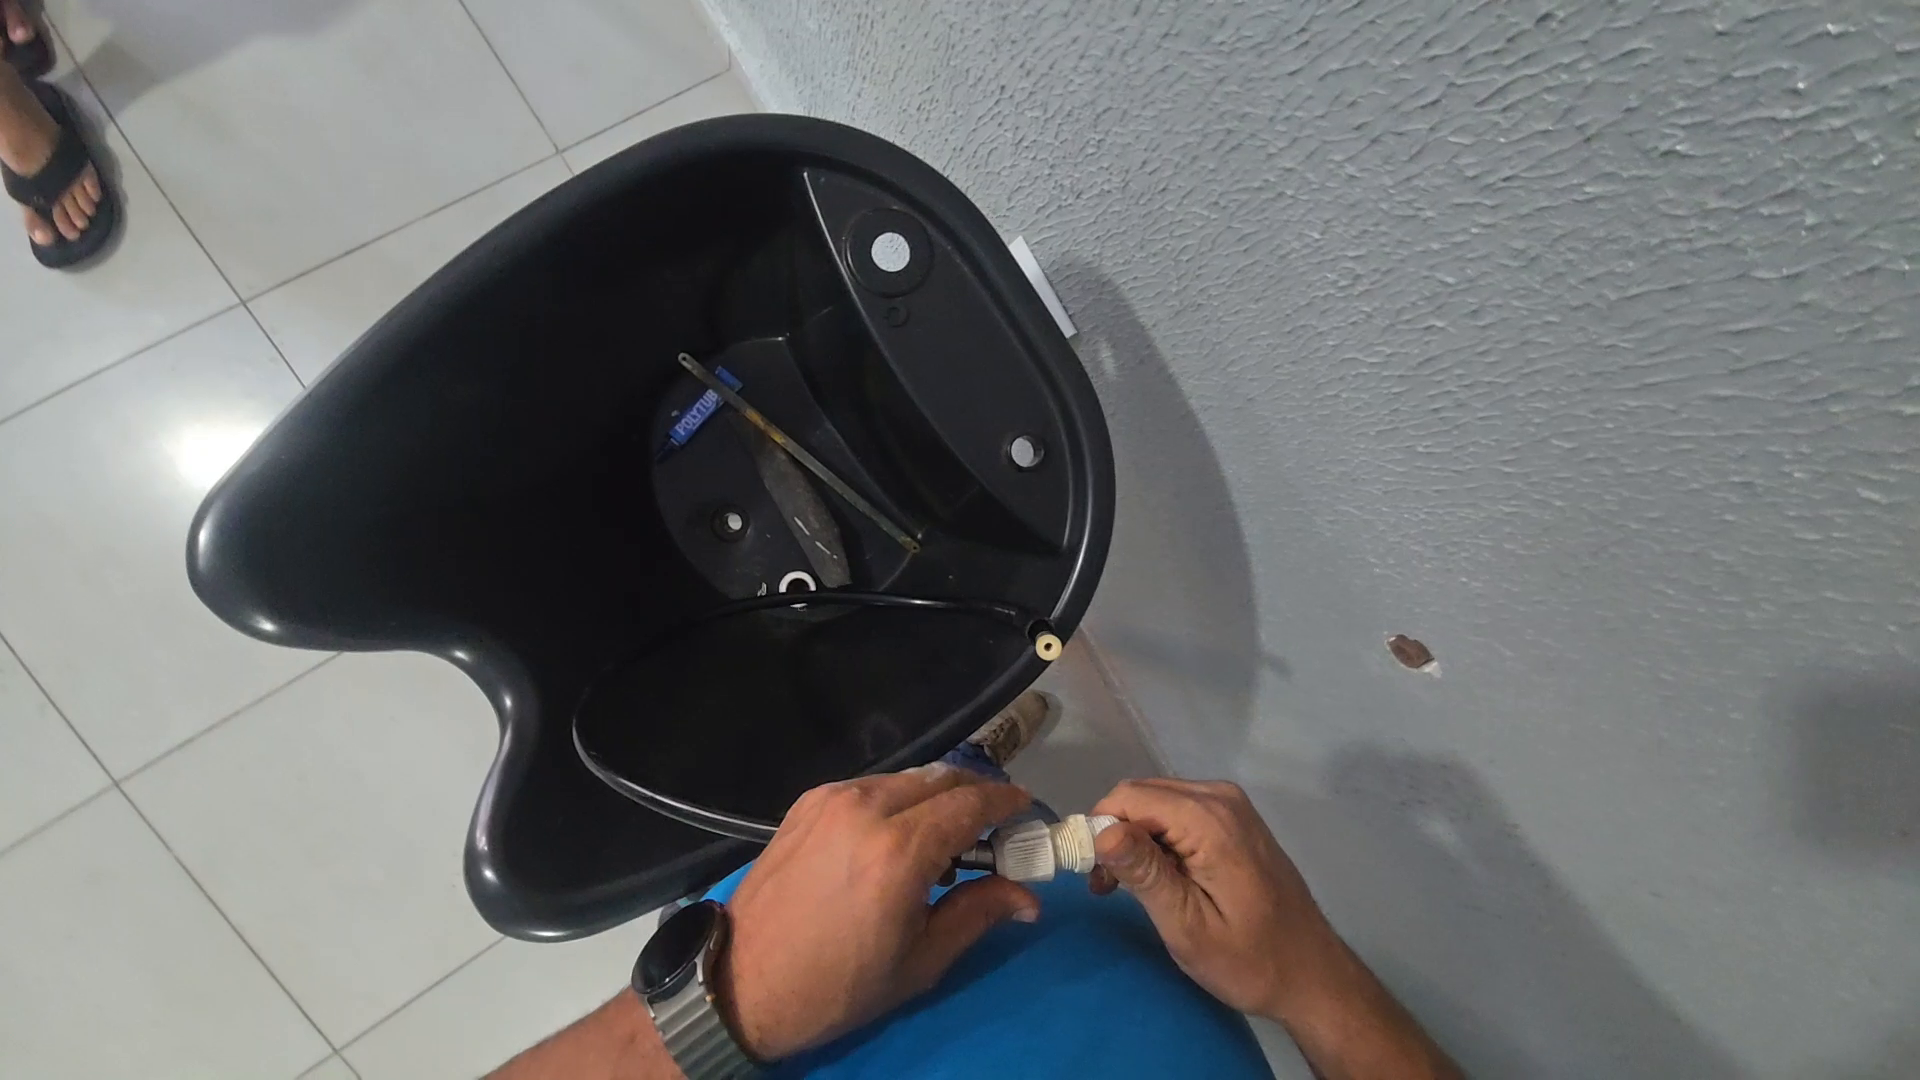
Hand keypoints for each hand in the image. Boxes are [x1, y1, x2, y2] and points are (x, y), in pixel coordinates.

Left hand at [716, 766, 1037, 1060]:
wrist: (740, 981)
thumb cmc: (837, 985)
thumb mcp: (919, 962)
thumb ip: (978, 914)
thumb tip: (1029, 897)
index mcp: (899, 850)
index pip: (970, 803)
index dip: (1005, 801)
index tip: (1025, 807)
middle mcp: (868, 807)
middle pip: (942, 777)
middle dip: (976, 792)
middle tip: (994, 822)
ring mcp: (834, 797)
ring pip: (908, 777)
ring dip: (939, 792)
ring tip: (949, 828)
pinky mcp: (811, 798)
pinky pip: (873, 785)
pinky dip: (900, 797)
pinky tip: (901, 830)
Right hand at [1089, 778, 1339, 1019]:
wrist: (1315, 977)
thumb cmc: (1250, 960)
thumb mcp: (1188, 926)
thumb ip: (1145, 873)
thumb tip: (1101, 832)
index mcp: (1209, 818)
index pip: (1129, 797)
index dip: (1100, 828)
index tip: (1093, 874)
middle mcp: (1219, 796)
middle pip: (1141, 794)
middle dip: (1114, 833)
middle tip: (1107, 886)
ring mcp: (1230, 803)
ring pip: (1156, 801)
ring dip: (1134, 837)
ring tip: (1128, 886)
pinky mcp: (1233, 816)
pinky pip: (1178, 810)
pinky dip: (1158, 836)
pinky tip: (1160, 874)